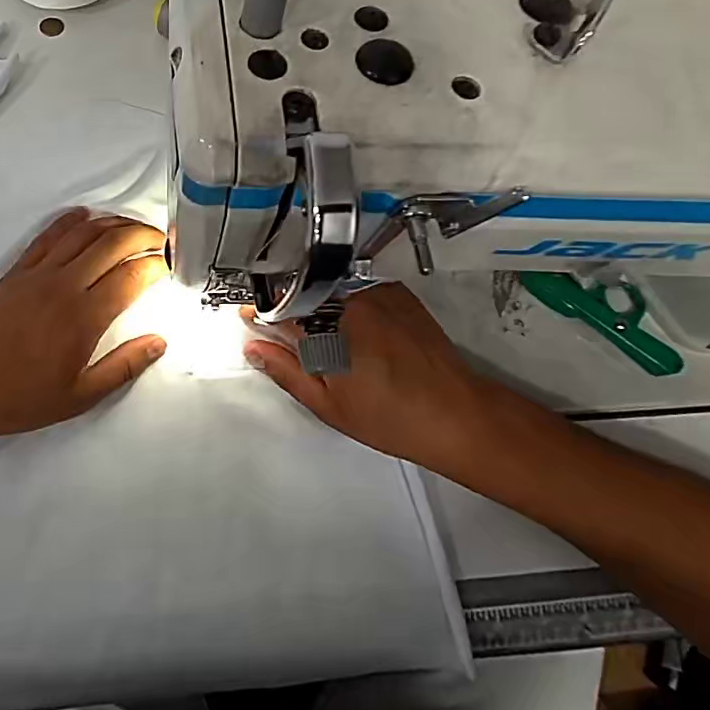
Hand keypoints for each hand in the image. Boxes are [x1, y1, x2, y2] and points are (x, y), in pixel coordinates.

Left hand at [0, 210, 168, 471]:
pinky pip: (49, 235)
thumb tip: (160, 341)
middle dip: (145, 235)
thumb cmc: (19, 399)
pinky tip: (87, 217)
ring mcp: (37, 273)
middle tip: (163, 241)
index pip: (133, 275)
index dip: (158, 265)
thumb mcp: (79, 397)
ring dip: (114, 223)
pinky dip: (72, 220)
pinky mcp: (17, 270)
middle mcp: (64, 285)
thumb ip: (124, 367)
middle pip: (113, 242)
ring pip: (84, 232)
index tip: (172, 267)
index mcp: (83, 318)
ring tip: (134, 228)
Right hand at [244, 283, 564, 476]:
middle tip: (305, 346)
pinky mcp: (398, 294)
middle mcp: (351, 302)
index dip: (261, 314)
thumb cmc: (393, 416)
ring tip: (344, 348)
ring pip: (332, 293)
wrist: (455, 413)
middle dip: (295, 315)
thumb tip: (255, 349)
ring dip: (324, 310)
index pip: (278, 308)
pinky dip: (353, 308)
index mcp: (328, 329)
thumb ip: (285, 370)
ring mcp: (377, 294)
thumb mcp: (327, 403)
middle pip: (305, 296)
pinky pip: (360, 292)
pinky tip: (366, 339)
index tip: (253, 319)